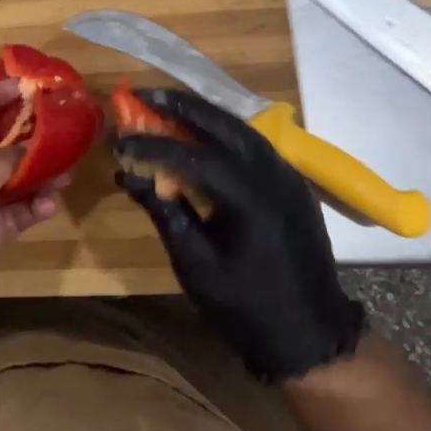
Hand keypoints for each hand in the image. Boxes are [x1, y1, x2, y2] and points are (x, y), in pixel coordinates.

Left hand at [0, 80, 62, 336]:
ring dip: (40, 173)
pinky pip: (20, 212)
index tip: (28, 83)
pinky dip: (36, 207)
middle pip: (1, 144)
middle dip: (29, 134)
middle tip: (64, 125)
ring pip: (16, 179)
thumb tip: (33, 146)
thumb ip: (2, 162)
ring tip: (68, 169)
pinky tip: (52, 204)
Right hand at [115, 87, 364, 383]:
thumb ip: (165, 215)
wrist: (311, 337)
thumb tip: (129, 177)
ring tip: (165, 103)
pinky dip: (222, 130)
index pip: (193, 155)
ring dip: (202, 113)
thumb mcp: (196, 266)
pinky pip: (254, 144)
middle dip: (181, 105)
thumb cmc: (246, 308)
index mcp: (251, 200)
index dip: (152, 144)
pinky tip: (199, 132)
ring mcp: (289, 178)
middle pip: (224, 124)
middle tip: (142, 93)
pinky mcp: (293, 185)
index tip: (119, 141)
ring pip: (242, 129)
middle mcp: (274, 177)